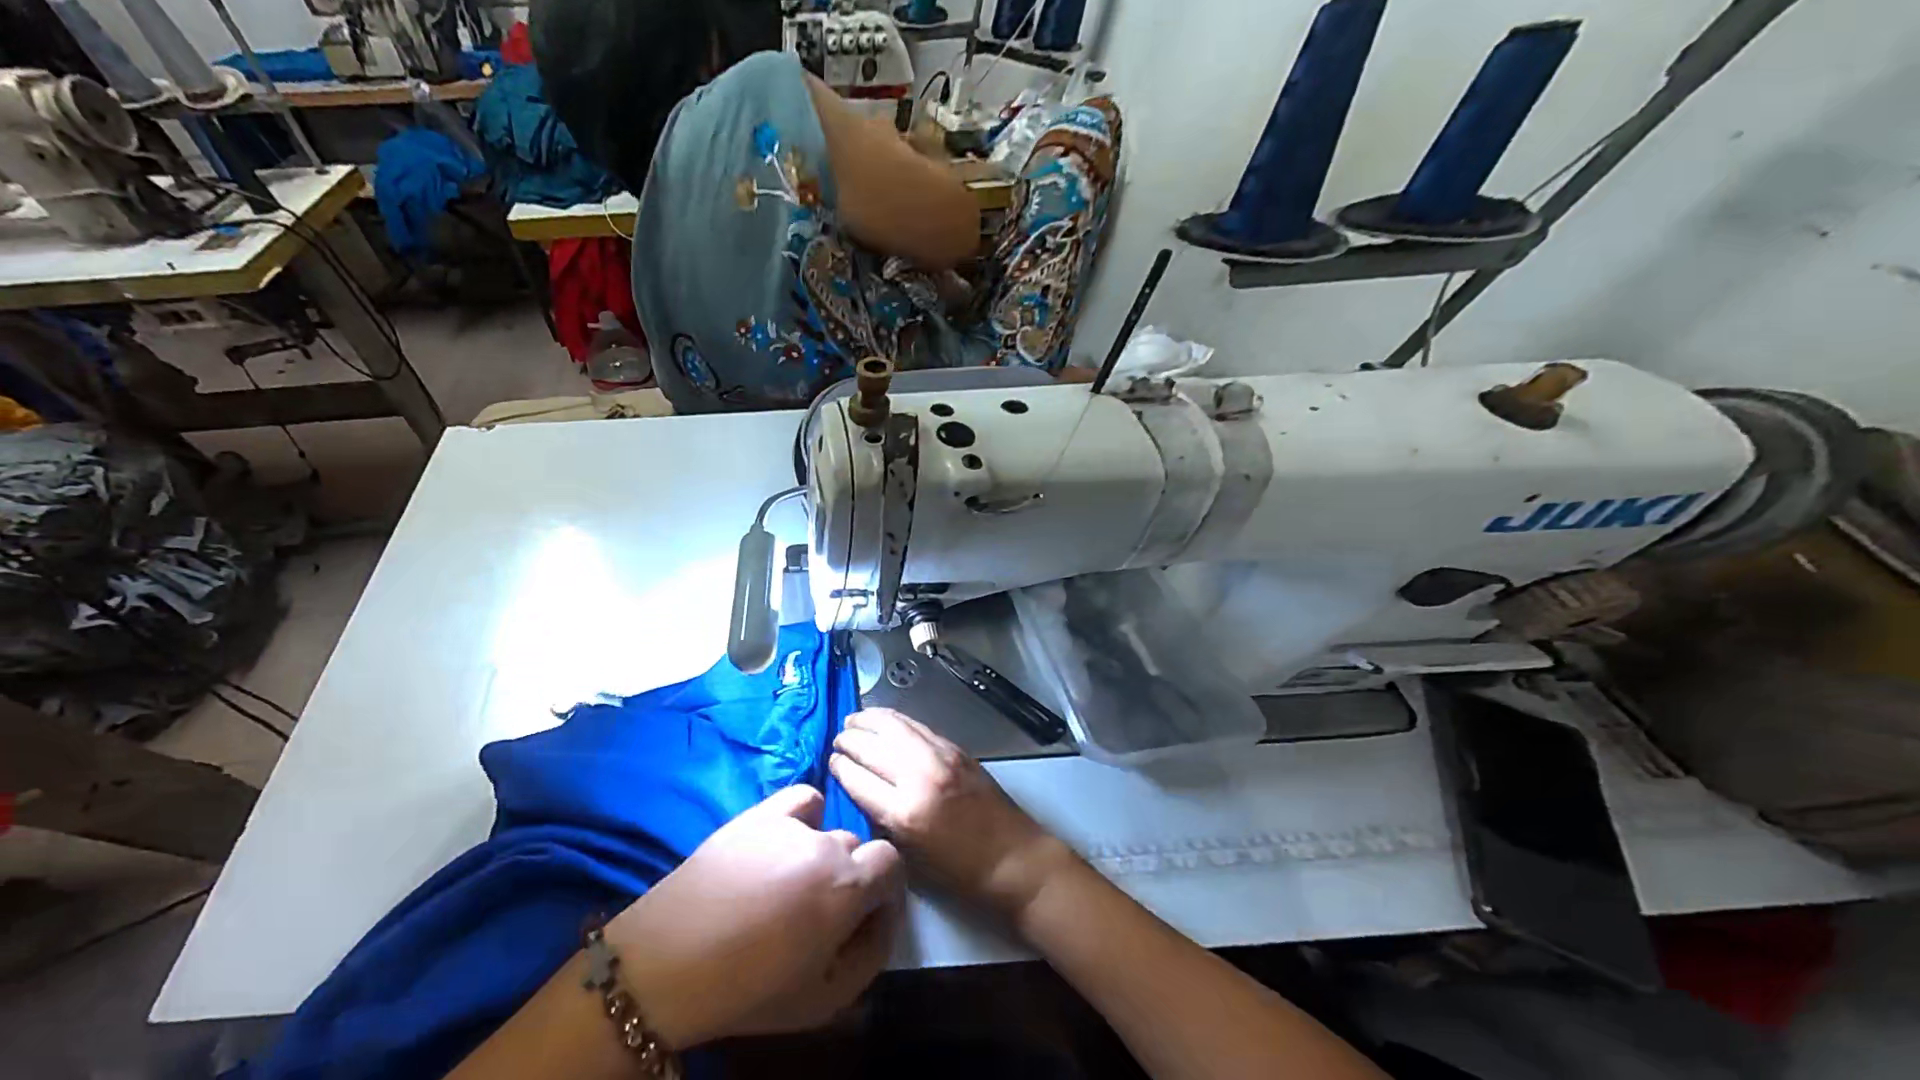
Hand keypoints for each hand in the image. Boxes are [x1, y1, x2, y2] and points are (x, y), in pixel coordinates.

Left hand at [605, 785, 902, 1048]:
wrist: (662, 968)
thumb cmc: (748, 992)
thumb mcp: (828, 999)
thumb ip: (874, 953)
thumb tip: (885, 916)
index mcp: (847, 887)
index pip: (892, 863)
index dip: (885, 890)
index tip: (865, 916)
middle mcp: (825, 844)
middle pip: (858, 849)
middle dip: (852, 879)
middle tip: (822, 914)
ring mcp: (789, 825)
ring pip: (830, 831)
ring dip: (825, 856)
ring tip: (793, 886)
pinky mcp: (757, 815)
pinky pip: (803, 800)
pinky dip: (806, 818)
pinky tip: (787, 845)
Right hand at [829, 708, 1079, 922]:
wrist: (1014, 858)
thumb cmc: (961, 871)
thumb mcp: (911, 856)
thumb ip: (882, 820)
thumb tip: (860, 793)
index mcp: (905, 813)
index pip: (858, 779)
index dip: (840, 768)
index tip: (830, 762)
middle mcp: (919, 777)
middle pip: (873, 746)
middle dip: (849, 740)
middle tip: (837, 740)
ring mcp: (940, 757)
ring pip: (895, 726)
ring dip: (870, 720)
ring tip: (853, 721)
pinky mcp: (956, 749)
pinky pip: (918, 726)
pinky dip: (896, 720)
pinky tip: (885, 720)